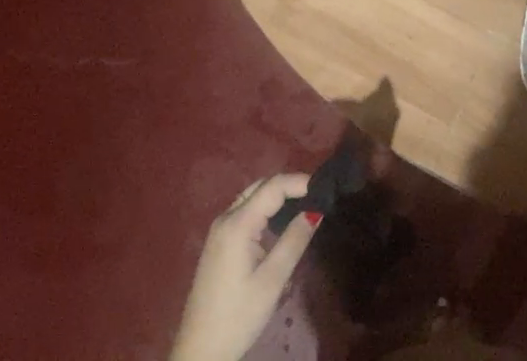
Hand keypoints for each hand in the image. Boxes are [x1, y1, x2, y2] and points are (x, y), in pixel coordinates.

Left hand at [169, 174, 317, 360]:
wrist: (200, 349)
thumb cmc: (238, 315)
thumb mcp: (272, 280)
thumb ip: (294, 241)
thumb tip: (315, 210)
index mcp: (237, 224)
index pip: (272, 187)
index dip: (299, 182)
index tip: (326, 187)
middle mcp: (225, 219)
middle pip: (260, 187)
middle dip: (289, 186)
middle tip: (318, 195)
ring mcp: (218, 231)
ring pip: (251, 199)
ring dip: (276, 197)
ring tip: (305, 205)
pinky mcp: (218, 244)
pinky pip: (244, 214)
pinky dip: (265, 211)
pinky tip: (281, 225)